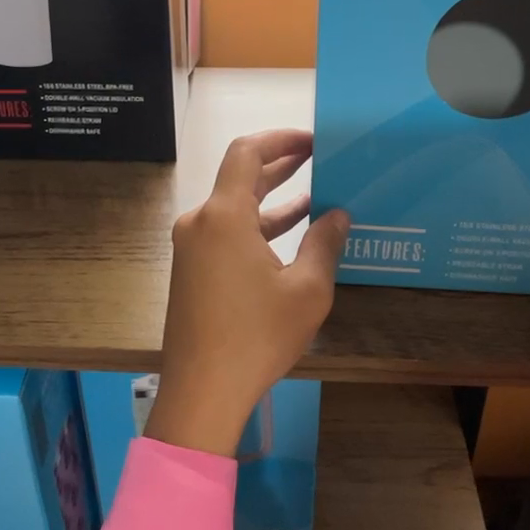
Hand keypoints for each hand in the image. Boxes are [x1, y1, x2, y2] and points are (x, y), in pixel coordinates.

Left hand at [146, 130, 348, 457]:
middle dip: (280, 165)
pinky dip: (257, 228)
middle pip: (240, 177)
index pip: (247, 152)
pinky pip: (226, 234)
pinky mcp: (191, 270)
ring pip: (234, 208)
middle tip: (318, 156)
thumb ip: (323, 244)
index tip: (312, 139)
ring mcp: (191, 248)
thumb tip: (338, 214)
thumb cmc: (257, 337)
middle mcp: (200, 222)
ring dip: (271, 199)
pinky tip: (291, 236)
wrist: (202, 390)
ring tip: (315, 194)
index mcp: (224, 216)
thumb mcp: (306, 290)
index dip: (280, 138)